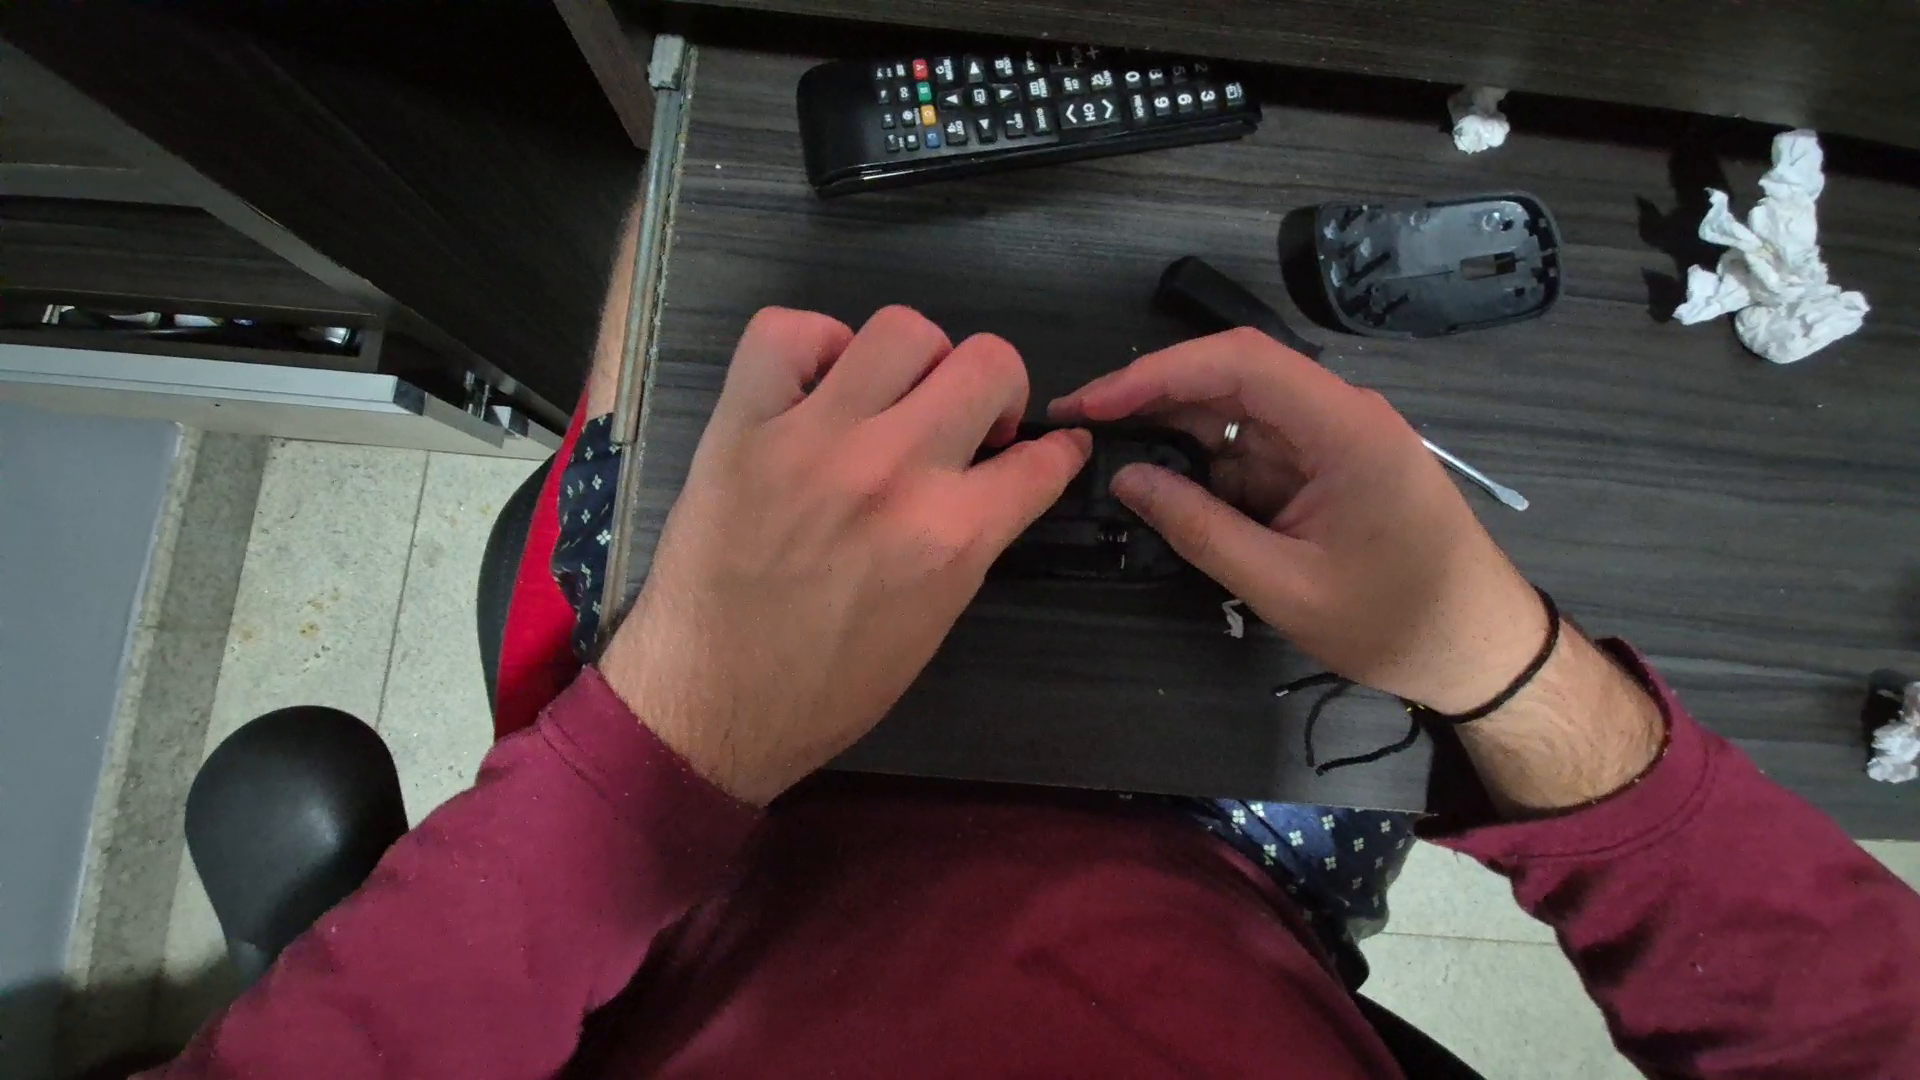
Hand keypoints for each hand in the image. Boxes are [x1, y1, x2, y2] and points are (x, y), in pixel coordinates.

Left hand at [598, 306, 1089, 804]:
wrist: (709, 705)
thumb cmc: (828, 686)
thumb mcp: (932, 622)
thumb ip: (971, 542)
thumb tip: (990, 486)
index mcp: (952, 536)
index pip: (1041, 461)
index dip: (1060, 452)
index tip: (1054, 447)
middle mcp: (894, 471)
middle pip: (989, 363)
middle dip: (1001, 389)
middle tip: (972, 423)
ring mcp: (814, 439)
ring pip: (901, 330)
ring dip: (918, 361)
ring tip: (895, 399)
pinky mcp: (742, 427)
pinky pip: (788, 333)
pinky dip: (815, 345)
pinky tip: (819, 386)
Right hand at [1049, 327, 1542, 713]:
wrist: (1477, 650)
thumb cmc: (1394, 621)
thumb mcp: (1284, 584)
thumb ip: (1199, 528)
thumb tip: (1126, 479)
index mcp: (1343, 428)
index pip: (1239, 364)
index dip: (1157, 373)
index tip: (1095, 402)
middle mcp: (1336, 416)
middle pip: (1231, 378)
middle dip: (1152, 396)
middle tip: (1082, 422)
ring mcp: (1328, 441)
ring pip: (1235, 414)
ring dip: (1172, 431)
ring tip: (1107, 452)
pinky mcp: (1320, 469)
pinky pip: (1249, 451)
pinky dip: (1201, 466)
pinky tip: (1161, 484)